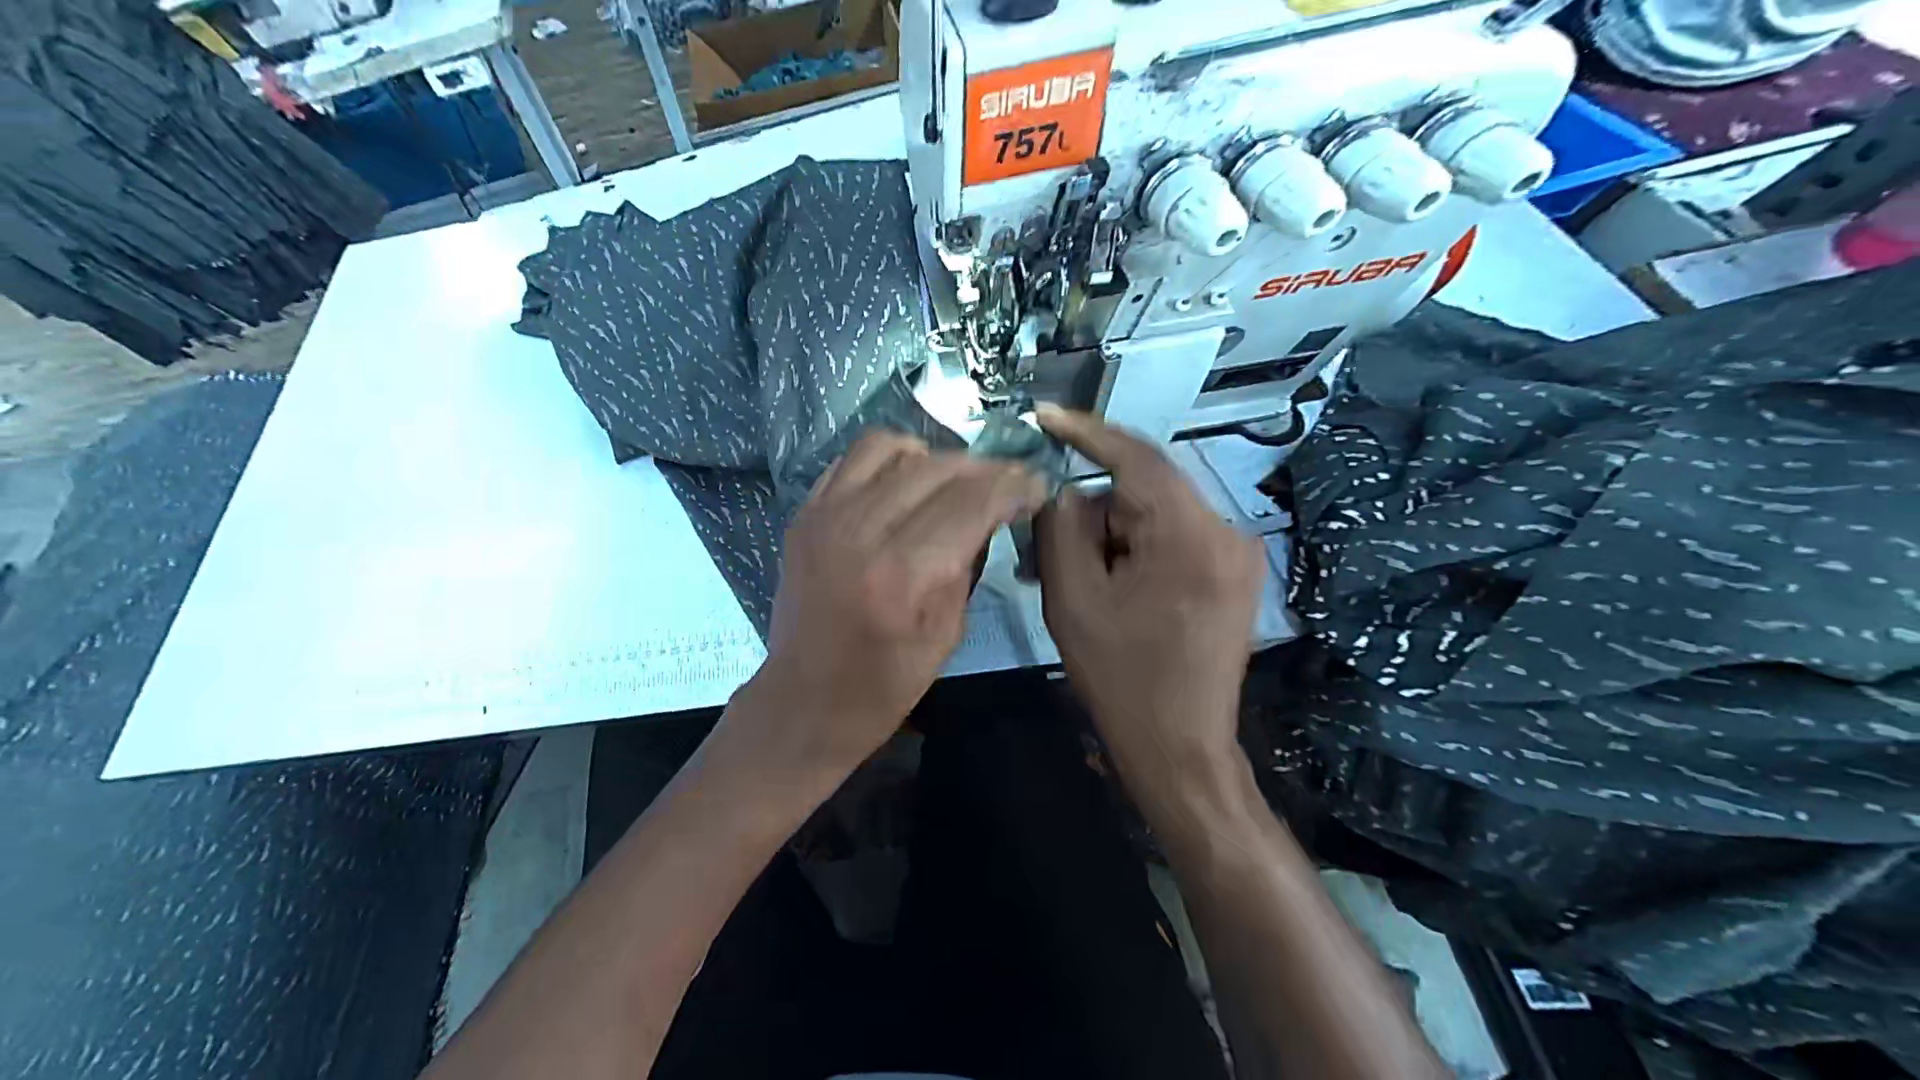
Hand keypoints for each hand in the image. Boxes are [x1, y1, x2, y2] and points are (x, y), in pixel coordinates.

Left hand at [746, 431, 1045, 775]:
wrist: (804, 700)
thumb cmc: (884, 685)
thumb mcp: (947, 633)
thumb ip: (969, 563)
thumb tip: (991, 511)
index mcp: (902, 573)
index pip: (972, 501)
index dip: (1014, 485)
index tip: (1038, 487)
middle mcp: (861, 530)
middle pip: (937, 467)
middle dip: (985, 469)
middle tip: (1008, 483)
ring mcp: (826, 515)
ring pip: (893, 447)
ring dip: (936, 457)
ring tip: (955, 481)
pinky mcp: (805, 513)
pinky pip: (853, 458)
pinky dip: (890, 459)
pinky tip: (907, 482)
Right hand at [1035, 406, 1264, 790]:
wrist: (1180, 748)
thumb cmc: (1121, 679)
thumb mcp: (1073, 600)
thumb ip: (1062, 529)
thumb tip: (1064, 489)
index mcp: (1191, 536)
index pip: (1137, 458)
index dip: (1087, 432)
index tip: (1044, 414)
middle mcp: (1227, 532)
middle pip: (1145, 489)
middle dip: (1093, 507)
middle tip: (1046, 539)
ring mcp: (1238, 554)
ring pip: (1157, 514)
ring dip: (1112, 533)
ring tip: (1075, 575)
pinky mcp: (1234, 574)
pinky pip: (1174, 537)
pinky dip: (1135, 548)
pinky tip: (1109, 582)